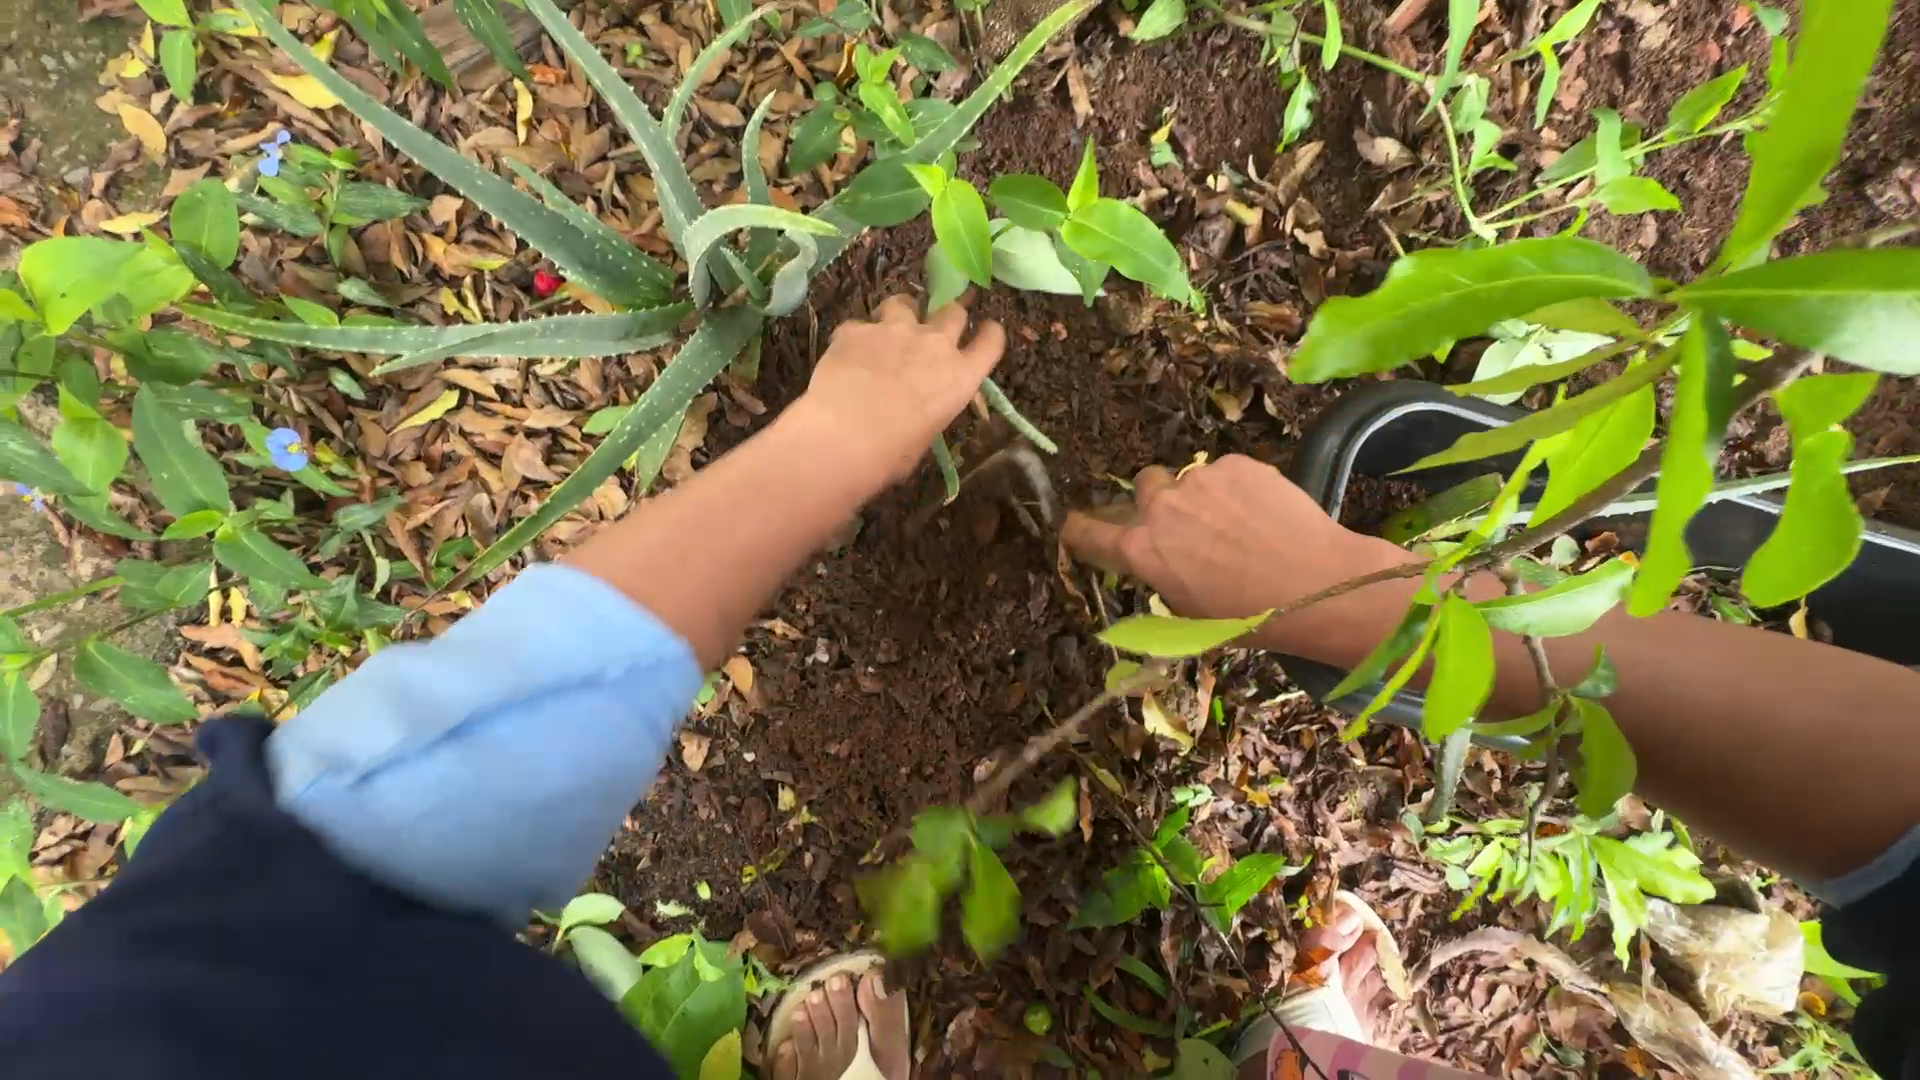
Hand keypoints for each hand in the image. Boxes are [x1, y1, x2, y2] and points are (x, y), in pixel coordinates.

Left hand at [795, 294, 1005, 485]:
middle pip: (953, 312)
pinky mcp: (857, 329)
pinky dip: (856, 337)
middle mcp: (934, 345)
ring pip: (905, 302)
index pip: (991, 342)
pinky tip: (846, 354)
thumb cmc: (889, 454)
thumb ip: (929, 410)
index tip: (985, 332)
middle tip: (931, 331)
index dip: (989, 334)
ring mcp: (895, 331)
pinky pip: (859, 324)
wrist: (842, 438)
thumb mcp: (925, 436)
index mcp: (959, 378)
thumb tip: (916, 409)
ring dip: (900, 313)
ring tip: (887, 331)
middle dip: (946, 317)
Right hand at [1061, 455, 1410, 626]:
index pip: (1087, 531)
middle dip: (1157, 503)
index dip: (1079, 529)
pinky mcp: (1237, 464)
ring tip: (1234, 522)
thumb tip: (1147, 567)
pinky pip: (1223, 472)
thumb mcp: (1188, 618)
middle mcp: (1161, 509)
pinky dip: (1234, 488)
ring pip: (1185, 478)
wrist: (1322, 585)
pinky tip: (1260, 513)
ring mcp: (1199, 481)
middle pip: (1142, 489)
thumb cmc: (1251, 618)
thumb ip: (1157, 583)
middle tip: (1188, 527)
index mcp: (1142, 551)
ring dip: (1198, 496)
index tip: (1077, 526)